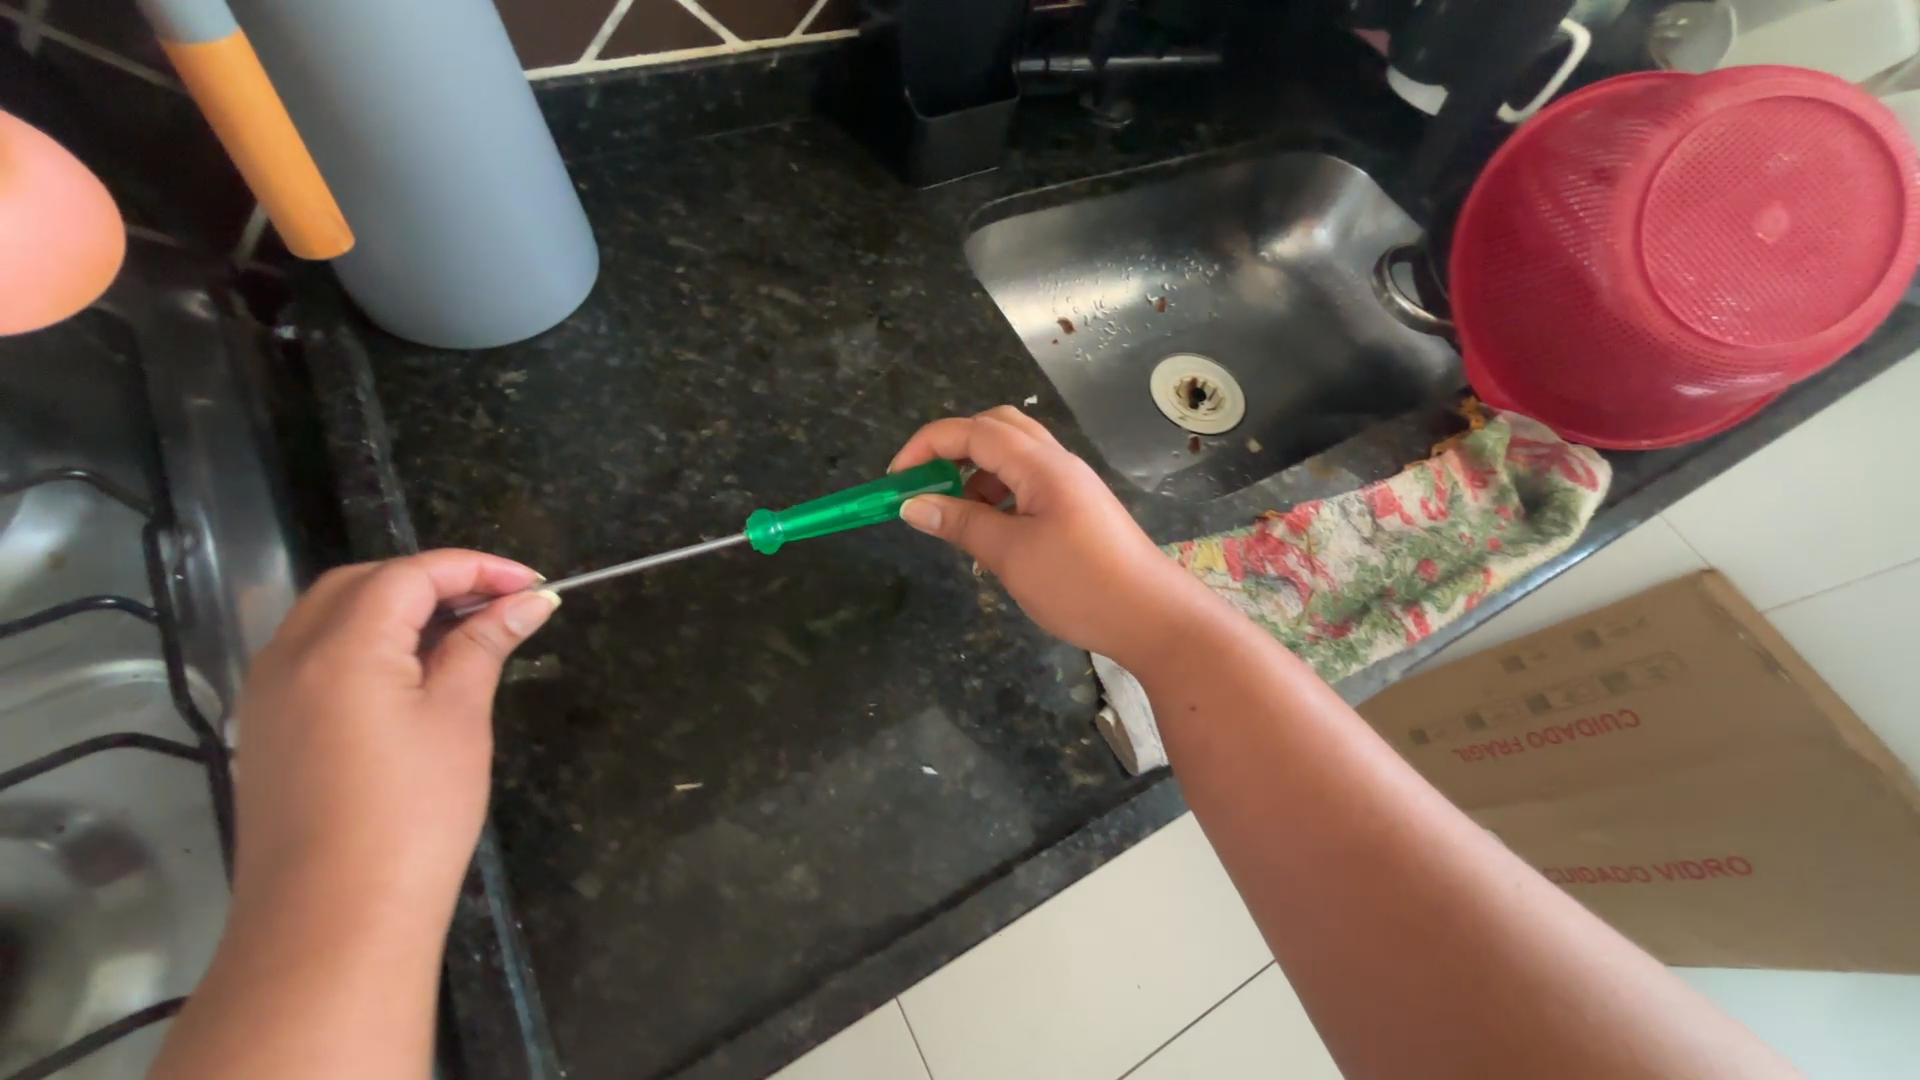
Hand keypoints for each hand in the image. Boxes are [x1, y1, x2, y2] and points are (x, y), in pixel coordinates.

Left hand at [229, 549, 559, 921]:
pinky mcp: (270, 726)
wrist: (333, 920)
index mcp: (340, 648)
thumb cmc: (414, 812)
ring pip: (336, 614)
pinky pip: (319, 653)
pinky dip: (372, 639)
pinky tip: (418, 668)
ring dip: (403, 606)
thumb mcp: (461, 717)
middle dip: (437, 578)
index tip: (534, 584)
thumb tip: (532, 601)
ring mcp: (270, 693)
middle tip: (502, 601)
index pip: (410, 575)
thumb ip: (487, 645)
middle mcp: (289, 656)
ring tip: (469, 629)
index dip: (477, 568)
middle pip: (365, 583)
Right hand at [890, 406, 1216, 665]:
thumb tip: (912, 504)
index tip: (895, 480)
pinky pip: (1028, 482)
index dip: (927, 446)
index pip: (973, 431)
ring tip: (955, 514)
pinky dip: (999, 494)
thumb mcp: (1011, 556)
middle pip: (996, 428)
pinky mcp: (1077, 508)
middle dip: (953, 448)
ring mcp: (1070, 484)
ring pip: (1013, 455)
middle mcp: (1057, 463)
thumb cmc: (1081, 586)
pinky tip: (990, 531)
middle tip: (925, 484)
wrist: (1155, 618)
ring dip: (976, 473)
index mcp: (1041, 465)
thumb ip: (961, 523)